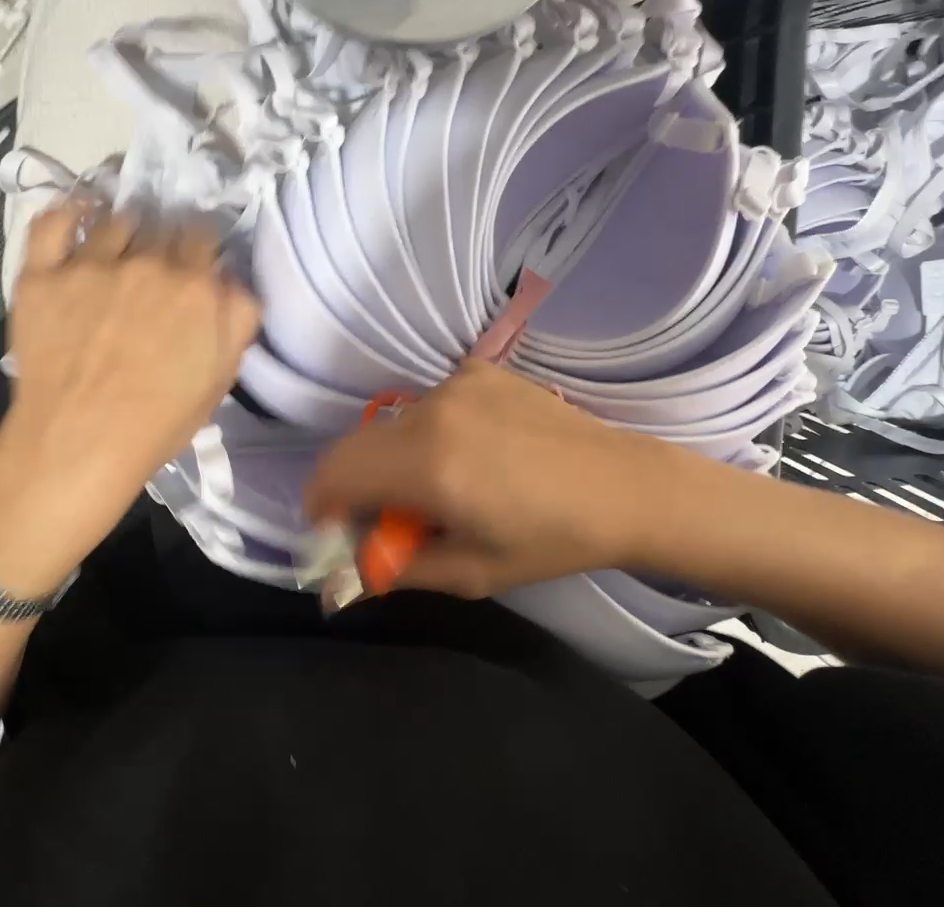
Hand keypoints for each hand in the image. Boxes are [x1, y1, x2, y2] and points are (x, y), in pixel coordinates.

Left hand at [0, 201, 260, 595]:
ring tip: (117, 253)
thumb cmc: (157, 424)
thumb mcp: (220, 378)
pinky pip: (53, 222)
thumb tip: (231, 280)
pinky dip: (67, 212)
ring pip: (115, 222)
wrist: (78, 447)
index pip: (204, 238)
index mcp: (196, 288)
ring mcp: (90, 266)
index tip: (192, 267)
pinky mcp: (42, 275)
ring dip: (123, 232)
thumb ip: (237, 320)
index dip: (199, 251)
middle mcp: (148, 264)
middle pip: (162, 226)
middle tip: (155, 267)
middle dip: (164, 241)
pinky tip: (77, 214)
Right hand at [305, 361, 736, 598]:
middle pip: (355, 446)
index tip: (331, 526)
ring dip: (393, 458)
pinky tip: (471, 452)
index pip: (335, 473)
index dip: (320, 502)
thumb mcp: (471, 572)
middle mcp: (432, 414)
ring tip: (437, 486)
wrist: (624, 486)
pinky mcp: (476, 370)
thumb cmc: (551, 540)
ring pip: (391, 425)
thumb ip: (398, 570)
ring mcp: (455, 384)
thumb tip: (347, 573)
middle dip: (352, 484)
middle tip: (382, 516)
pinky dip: (429, 432)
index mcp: (429, 467)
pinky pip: (427, 405)